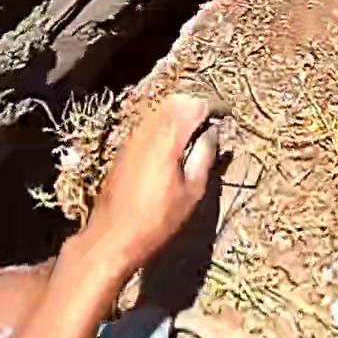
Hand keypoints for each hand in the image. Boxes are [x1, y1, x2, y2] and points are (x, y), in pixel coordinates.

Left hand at [74, 94, 217, 278]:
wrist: (112, 237)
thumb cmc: (157, 220)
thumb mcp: (192, 192)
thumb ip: (204, 156)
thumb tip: (213, 132)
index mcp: (167, 138)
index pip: (194, 105)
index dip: (214, 108)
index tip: (226, 117)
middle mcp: (147, 130)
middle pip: (176, 100)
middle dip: (196, 105)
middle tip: (212, 123)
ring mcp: (133, 136)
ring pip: (160, 109)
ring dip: (180, 113)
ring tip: (195, 133)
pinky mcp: (124, 147)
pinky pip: (149, 122)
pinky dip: (165, 124)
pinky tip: (173, 145)